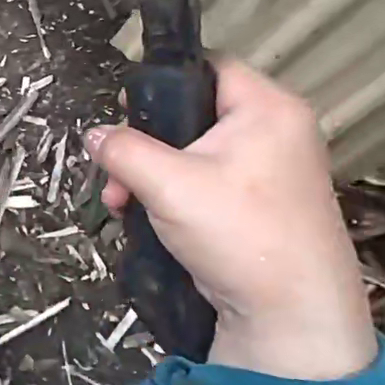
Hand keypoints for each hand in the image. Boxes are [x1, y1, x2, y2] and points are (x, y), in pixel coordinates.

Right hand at [85, 59, 375, 379]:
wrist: (290, 319)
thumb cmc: (237, 233)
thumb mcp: (168, 184)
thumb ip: (124, 150)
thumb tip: (94, 134)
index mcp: (268, 108)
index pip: (209, 66)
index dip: (162, 82)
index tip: (125, 111)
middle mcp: (276, 131)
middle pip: (193, 115)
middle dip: (145, 145)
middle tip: (117, 173)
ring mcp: (271, 171)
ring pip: (194, 154)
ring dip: (151, 175)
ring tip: (123, 204)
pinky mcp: (261, 205)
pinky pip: (206, 183)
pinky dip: (174, 196)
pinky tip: (146, 219)